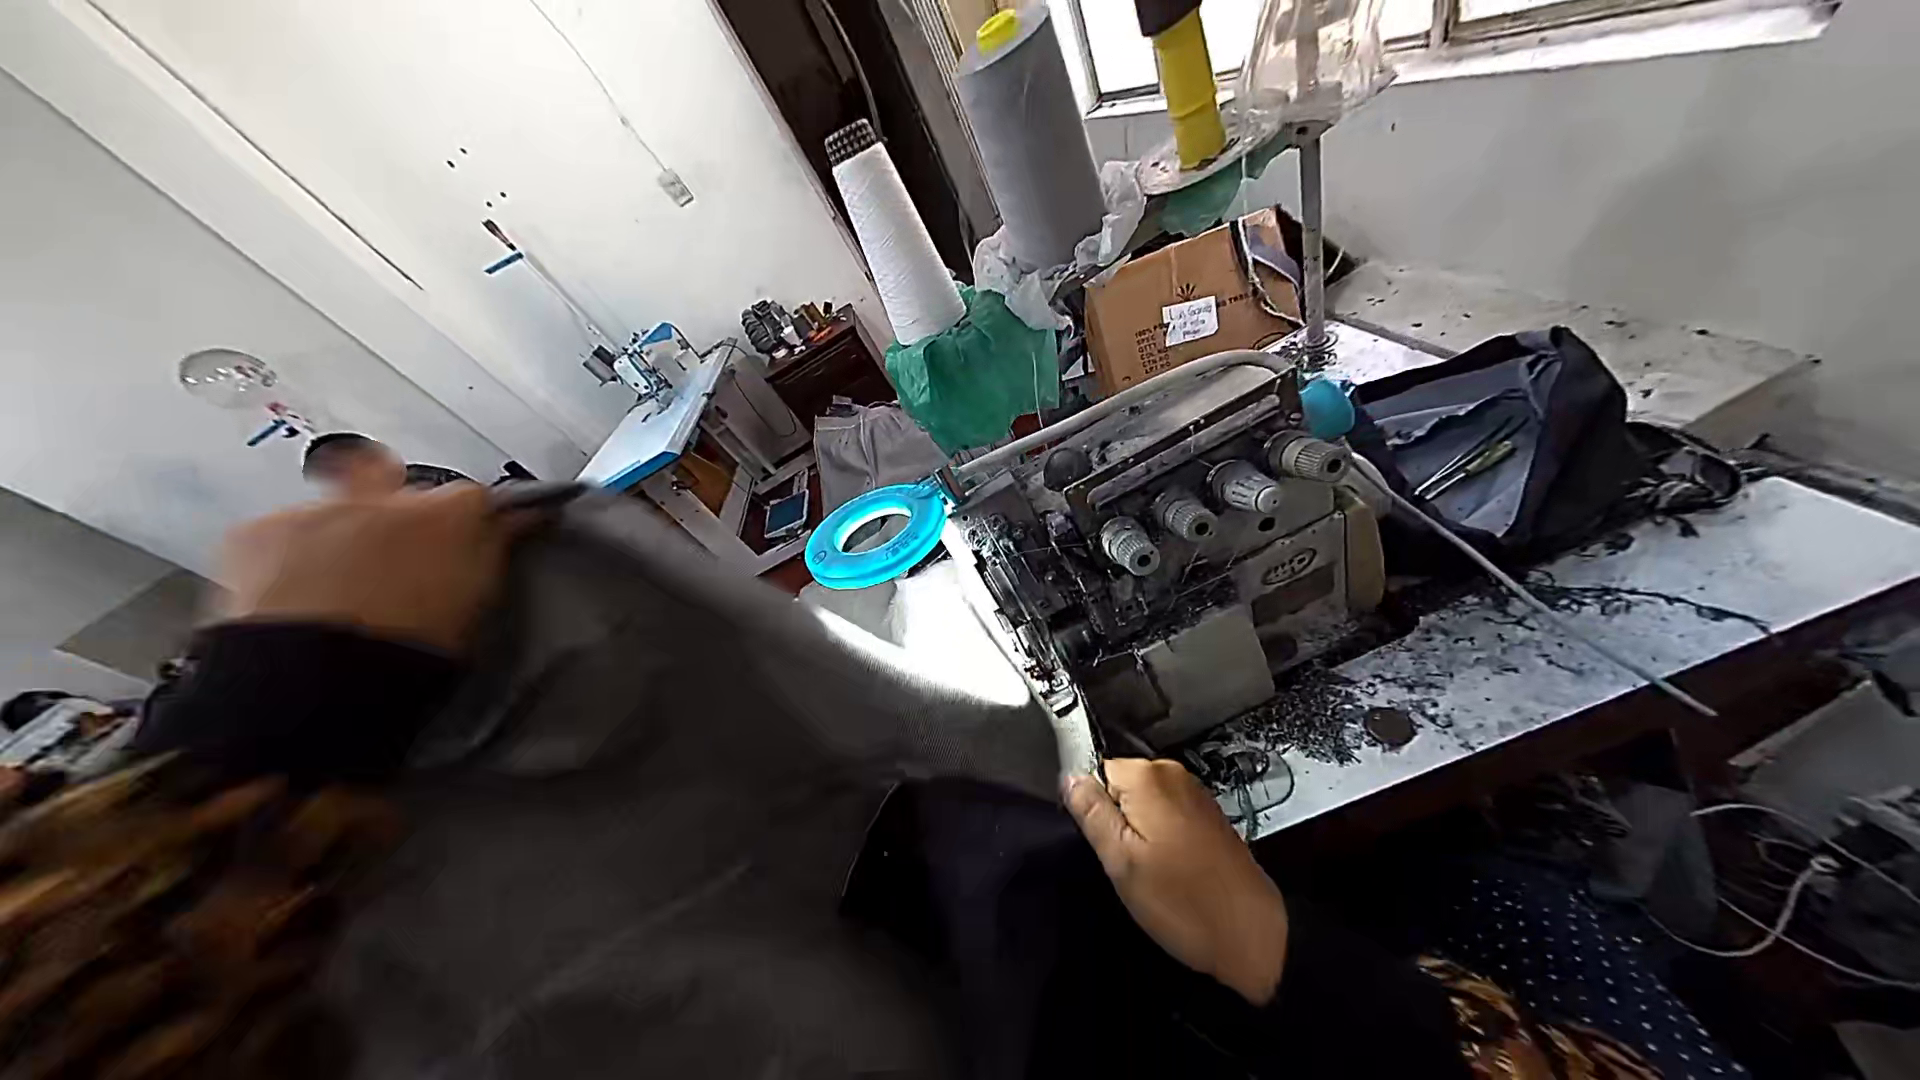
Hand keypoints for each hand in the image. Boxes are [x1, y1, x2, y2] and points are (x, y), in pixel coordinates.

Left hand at [215, 484, 519, 651]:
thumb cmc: (418, 638)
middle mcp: (389, 497)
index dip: (472, 516)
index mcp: (453, 512)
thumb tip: (510, 521)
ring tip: (342, 574)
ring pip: (335, 504)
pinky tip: (299, 585)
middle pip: (393, 475)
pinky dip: (290, 551)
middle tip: (394, 534)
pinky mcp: (259, 529)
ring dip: (341, 527)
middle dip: (391, 491)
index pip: (474, 495)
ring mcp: (323, 509)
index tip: (471, 534)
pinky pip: (280, 528)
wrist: (327, 671)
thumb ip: (493, 546)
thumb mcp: (479, 594)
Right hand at [1064, 759, 1289, 1004]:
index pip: (1095, 771)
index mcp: (1146, 776)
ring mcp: (1194, 791)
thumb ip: (1090, 811)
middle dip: (1116, 818)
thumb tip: (1068, 777)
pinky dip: (1161, 834)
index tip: (1105, 843)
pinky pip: (1166, 811)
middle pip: (1119, 784)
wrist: (1254, 936)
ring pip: (1142, 800)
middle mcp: (1172, 772)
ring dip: (1138, 829)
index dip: (1093, 807)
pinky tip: (1171, 867)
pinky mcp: (1208, 813)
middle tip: (1127, 860)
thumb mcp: (1120, 861)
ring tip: (1151, 868)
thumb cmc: (1182, 901)